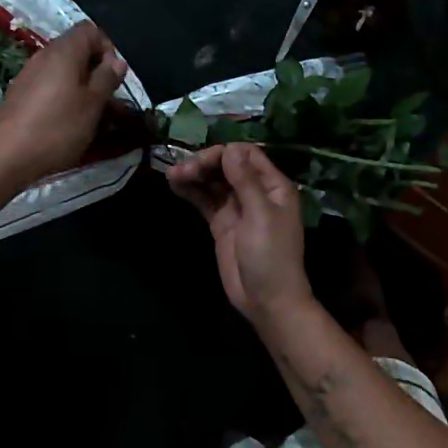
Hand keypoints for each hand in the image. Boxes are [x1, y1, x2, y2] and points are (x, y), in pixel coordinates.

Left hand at [0, 22, 125, 183]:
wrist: (4, 158)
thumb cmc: (56, 128)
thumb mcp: (93, 104)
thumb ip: (107, 79)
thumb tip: (118, 61)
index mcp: (64, 53)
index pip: (91, 31)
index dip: (108, 48)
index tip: (115, 76)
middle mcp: (45, 57)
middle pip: (79, 51)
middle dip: (99, 71)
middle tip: (110, 98)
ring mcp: (31, 76)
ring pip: (67, 71)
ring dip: (86, 87)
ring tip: (96, 115)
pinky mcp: (23, 95)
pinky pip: (53, 86)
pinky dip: (68, 97)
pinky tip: (72, 122)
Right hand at [168, 143, 313, 318]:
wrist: (267, 297)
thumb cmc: (271, 254)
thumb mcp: (260, 214)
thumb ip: (245, 181)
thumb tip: (230, 149)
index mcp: (274, 185)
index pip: (248, 155)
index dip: (225, 153)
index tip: (204, 160)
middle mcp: (256, 191)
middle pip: (228, 165)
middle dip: (206, 163)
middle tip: (182, 170)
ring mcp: (237, 207)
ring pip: (214, 181)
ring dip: (195, 174)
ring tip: (172, 175)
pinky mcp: (222, 222)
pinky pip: (205, 200)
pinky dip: (191, 191)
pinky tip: (174, 184)